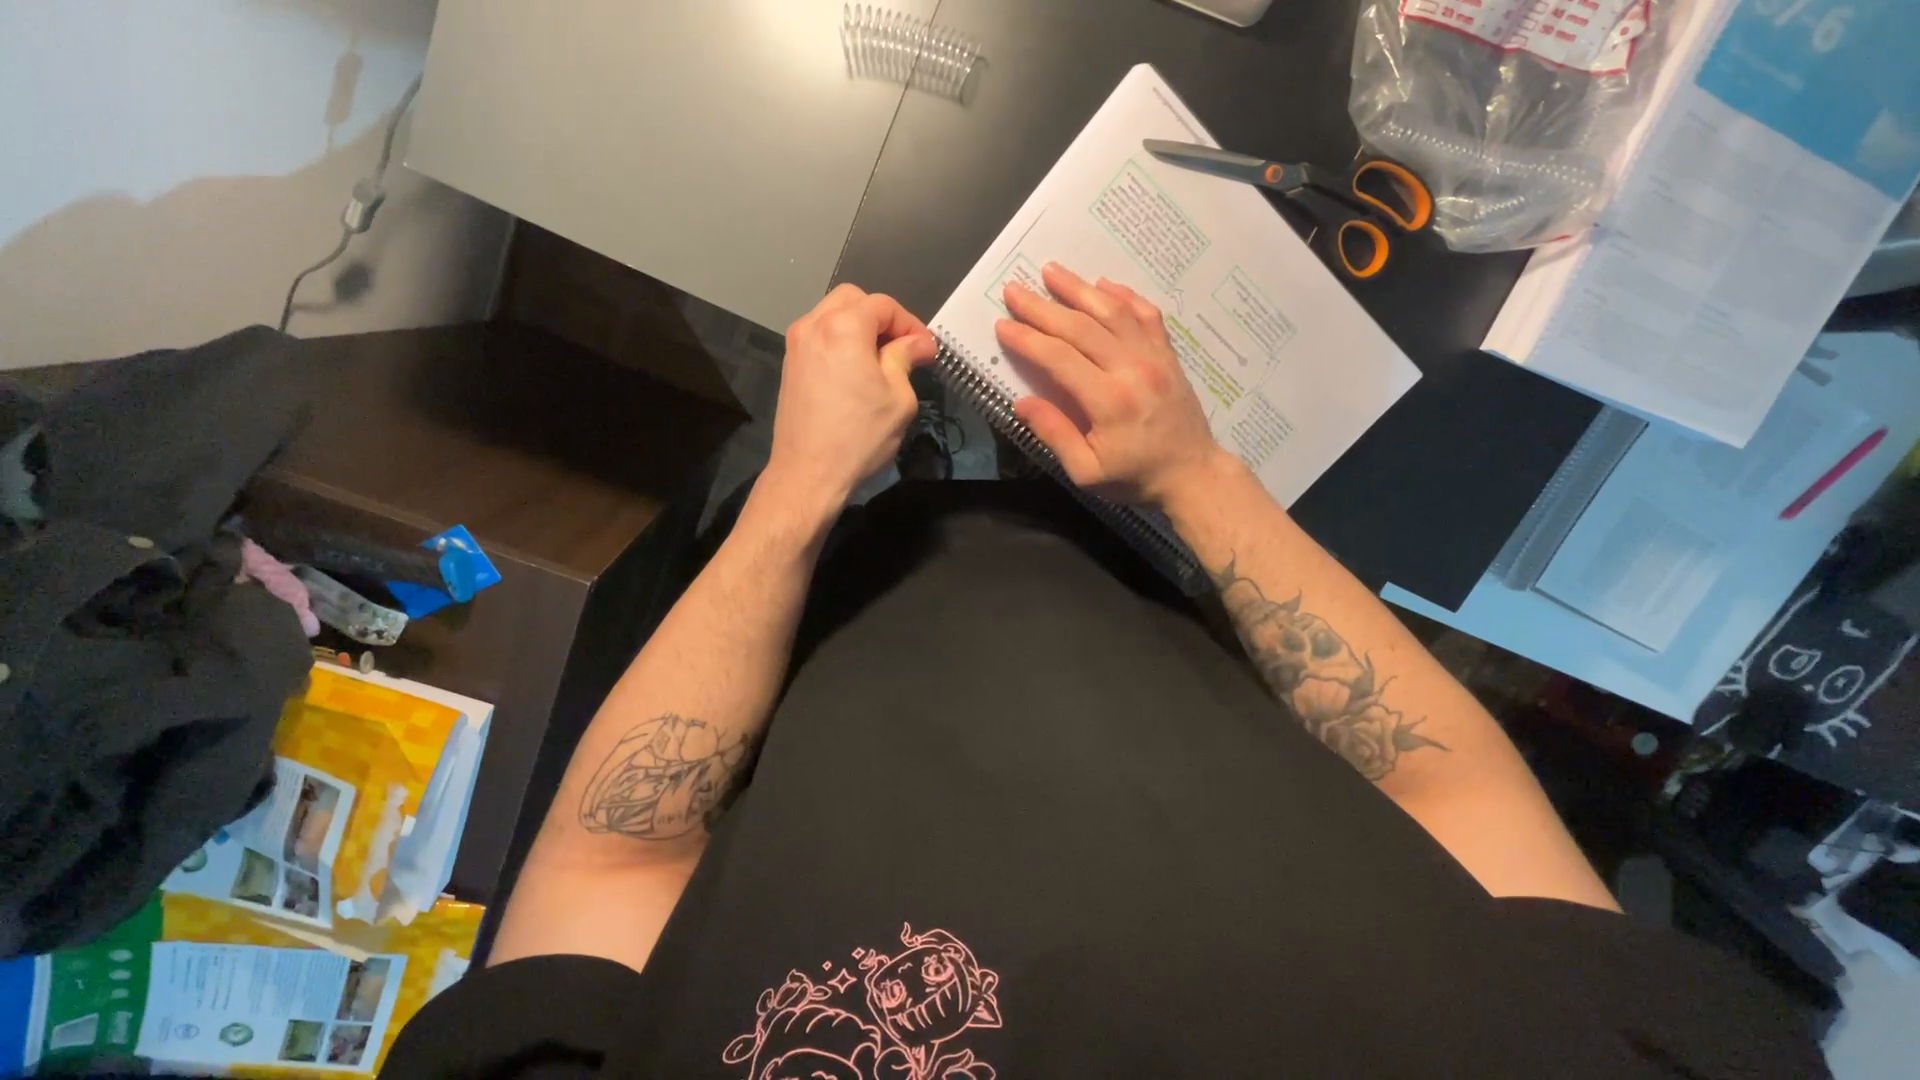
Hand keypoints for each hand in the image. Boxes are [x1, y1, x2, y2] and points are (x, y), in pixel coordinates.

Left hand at [765, 284, 937, 511]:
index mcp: (843, 328)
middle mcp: (813, 325)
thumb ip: (905, 358)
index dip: (910, 324)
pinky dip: (840, 340)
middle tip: (902, 348)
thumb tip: (919, 343)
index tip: (926, 349)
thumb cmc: (859, 438)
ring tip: (880, 359)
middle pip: (853, 299)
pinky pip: (819, 335)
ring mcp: (796, 344)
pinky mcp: (790, 364)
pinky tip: (856, 370)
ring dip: (859, 327)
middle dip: (881, 318)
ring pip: (832, 314)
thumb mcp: (898, 398)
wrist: (808, 474)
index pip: (883, 305)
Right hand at [996, 263, 1225, 506]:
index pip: (1059, 358)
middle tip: (1014, 289)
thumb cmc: (1135, 478)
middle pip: (1081, 327)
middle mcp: (1132, 369)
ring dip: (1079, 289)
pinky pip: (1146, 315)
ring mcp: (1154, 357)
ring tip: (1051, 271)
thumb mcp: (1087, 472)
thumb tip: (1021, 403)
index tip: (1003, 324)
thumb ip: (1055, 434)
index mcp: (1109, 402)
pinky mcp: (1168, 354)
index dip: (1028, 339)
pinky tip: (1102, 284)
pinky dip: (1124, 295)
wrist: (1193, 474)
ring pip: (1112, 312)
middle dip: (1043, 307)